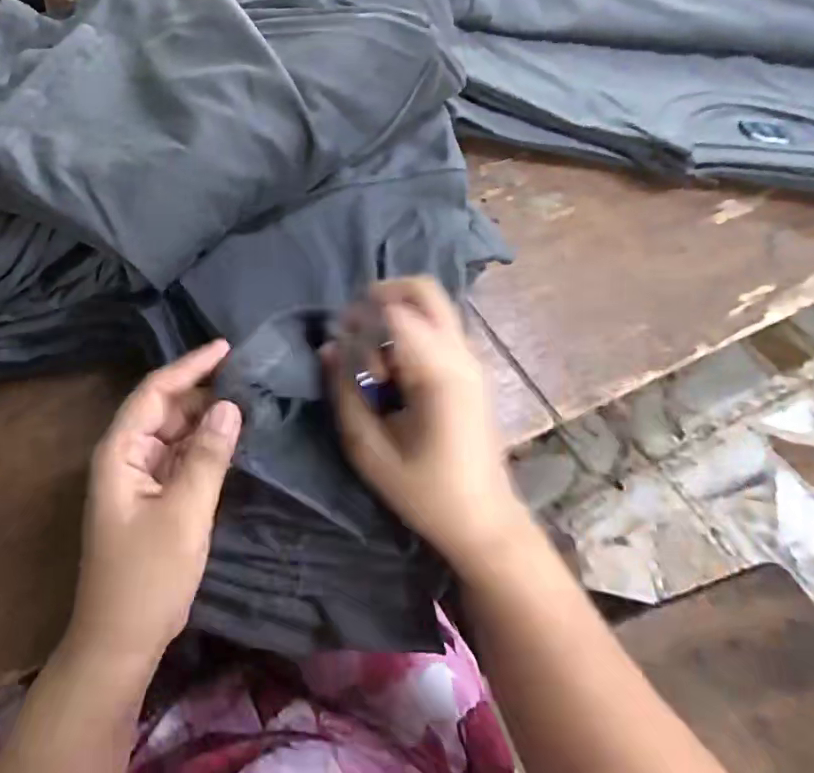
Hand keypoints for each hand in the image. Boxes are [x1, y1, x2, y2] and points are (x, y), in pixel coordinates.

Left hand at [66, 340, 241, 668]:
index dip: (189, 366)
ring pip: (175, 433)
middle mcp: (126, 456)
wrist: (121, 641)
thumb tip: (230, 405)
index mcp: (120, 452)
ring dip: (206, 420)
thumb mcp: (184, 514)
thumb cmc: (147, 577)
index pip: (154, 392)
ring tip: (248, 402)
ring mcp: (139, 477)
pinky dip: (204, 447)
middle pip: (165, 409)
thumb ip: (208, 457)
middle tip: (248, 379)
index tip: (225, 347)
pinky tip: (232, 439)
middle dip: (202, 393)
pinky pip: (180, 458)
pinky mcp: (153, 497)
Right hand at [326, 278, 528, 570]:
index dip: (361, 318)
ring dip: (395, 316)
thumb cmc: (425, 492)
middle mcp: (461, 356)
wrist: (486, 523)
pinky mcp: (471, 370)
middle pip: (424, 290)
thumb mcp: (368, 449)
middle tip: (353, 329)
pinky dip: (408, 331)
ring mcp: (471, 360)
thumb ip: (344, 392)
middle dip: (380, 296)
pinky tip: (393, 370)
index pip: (396, 312)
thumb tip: (328, 347)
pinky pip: (437, 327)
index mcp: (439, 374)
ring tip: (374, 359)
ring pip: (430, 306)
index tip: (341, 345)